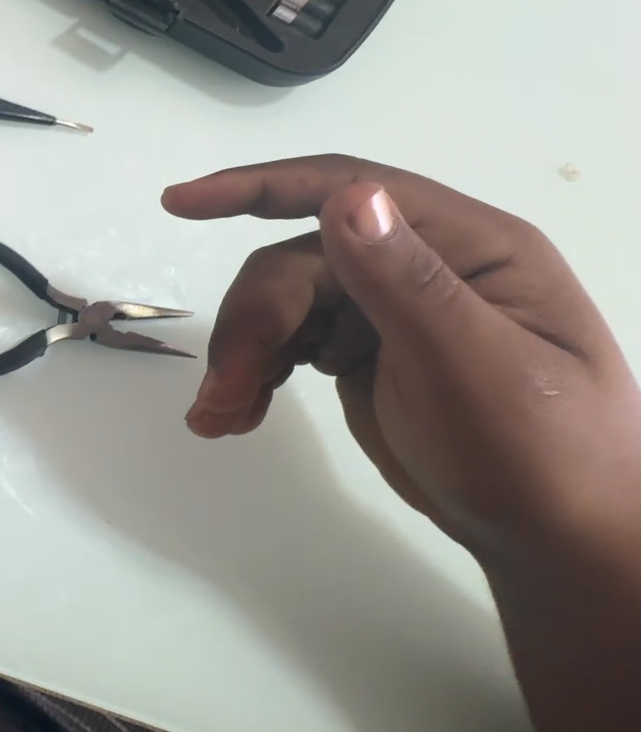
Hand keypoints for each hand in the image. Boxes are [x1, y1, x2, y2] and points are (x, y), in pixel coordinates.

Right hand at [163, 156, 640, 563]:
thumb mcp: (473, 366)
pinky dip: (250, 375)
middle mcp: (417, 264)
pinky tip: (237, 414)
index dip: (255, 187)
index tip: (178, 204)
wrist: (553, 544)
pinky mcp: (354, 348)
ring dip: (240, 356)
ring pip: (276, 304)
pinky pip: (279, 342)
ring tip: (224, 414)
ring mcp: (382, 308)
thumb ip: (405, 281)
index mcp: (466, 247)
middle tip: (224, 390)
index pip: (346, 188)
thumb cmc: (540, 455)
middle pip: (294, 264)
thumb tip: (344, 197)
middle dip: (250, 324)